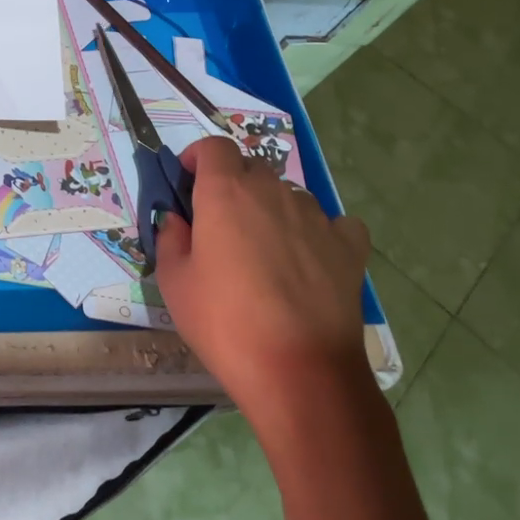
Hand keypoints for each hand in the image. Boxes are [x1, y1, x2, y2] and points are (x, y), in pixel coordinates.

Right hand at [155, 136, 370, 406]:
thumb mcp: (174, 283)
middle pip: (251, 168)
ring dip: (272, 208)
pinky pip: (334, 224)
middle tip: (220, 223)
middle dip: (233, 183)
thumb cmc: (224, 323)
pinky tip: (312, 258)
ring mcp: (316, 218)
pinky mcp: (349, 248)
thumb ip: (170, 240)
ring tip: (264, 249)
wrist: (300, 372)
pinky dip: (321, 232)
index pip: (214, 147)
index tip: (188, 182)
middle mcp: (272, 192)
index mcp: (225, 192)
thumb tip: (177, 220)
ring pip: (289, 195)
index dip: (199, 158)